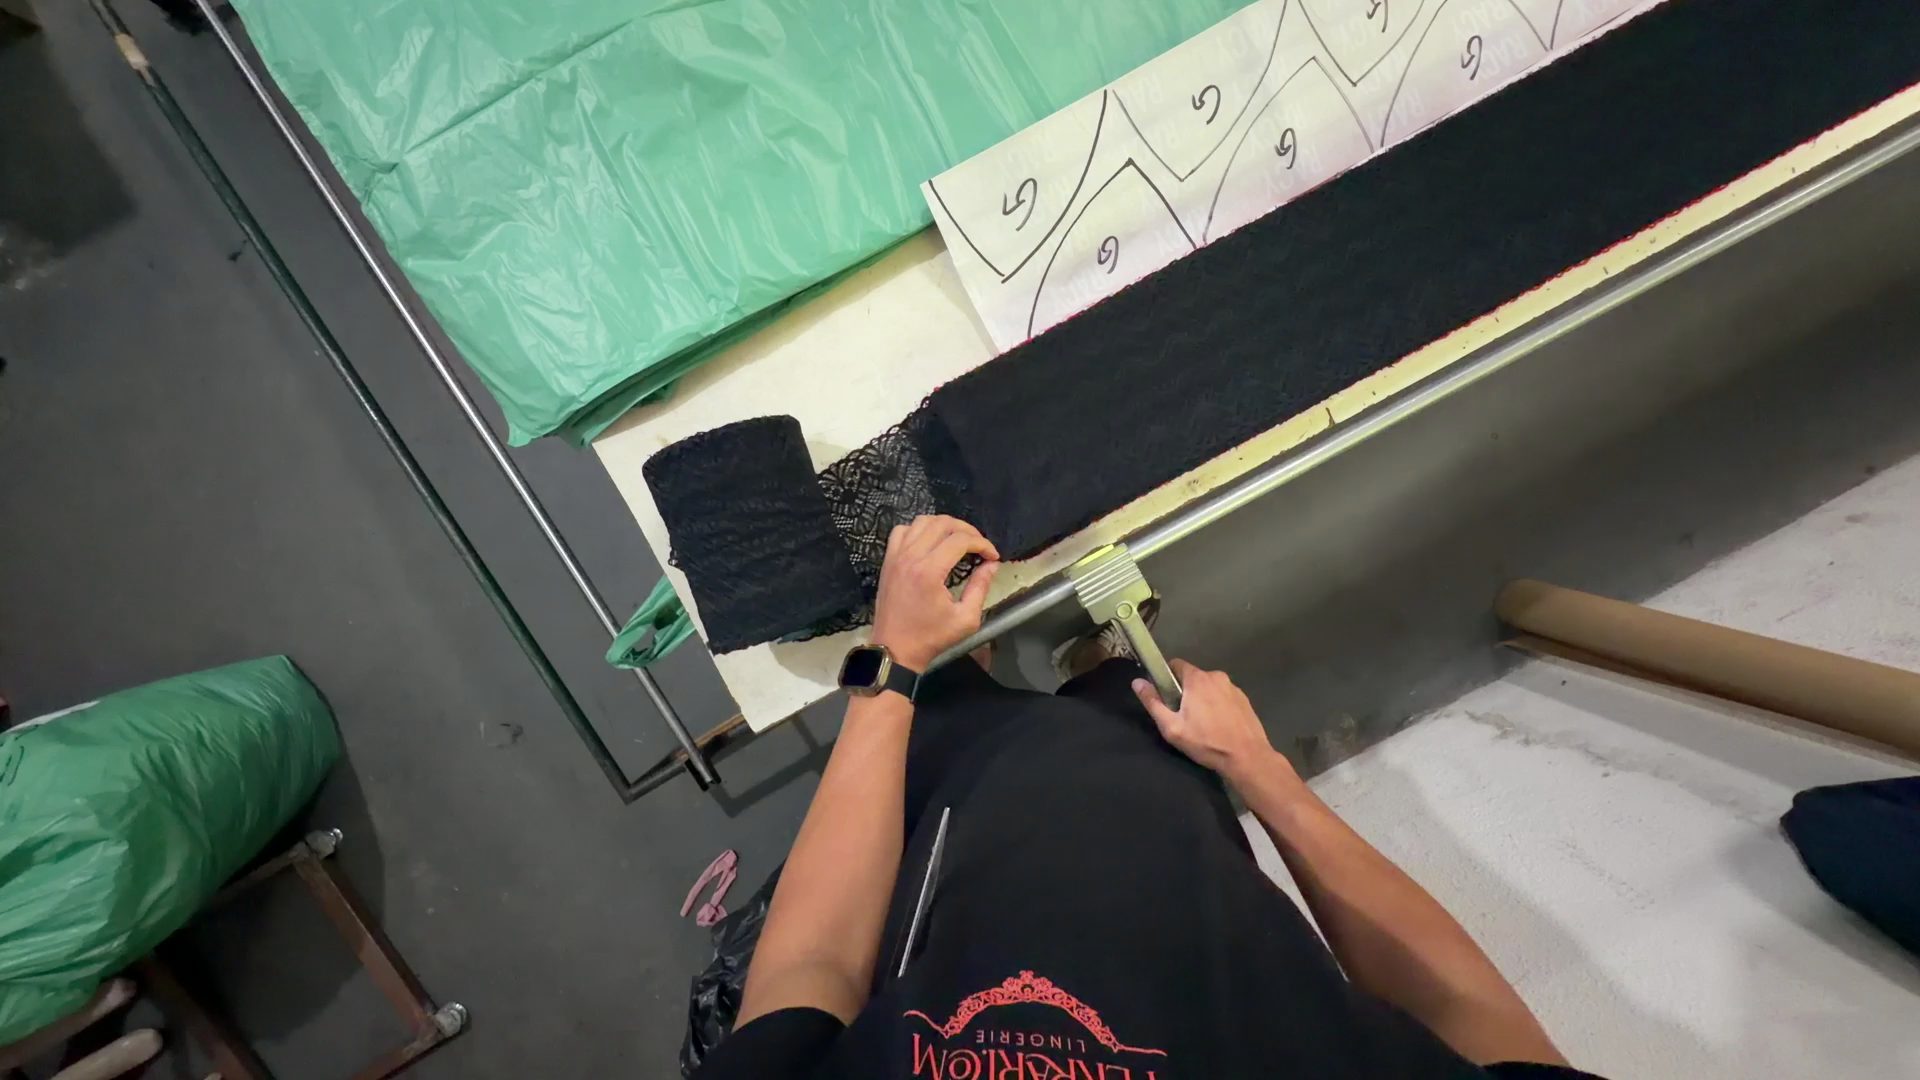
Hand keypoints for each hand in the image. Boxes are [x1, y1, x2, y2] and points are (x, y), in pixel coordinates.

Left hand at [869, 516, 1000, 671]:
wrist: (894, 649)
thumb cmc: (931, 637)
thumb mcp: (965, 618)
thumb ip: (980, 587)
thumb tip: (991, 564)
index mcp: (929, 571)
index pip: (961, 540)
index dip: (983, 544)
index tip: (993, 557)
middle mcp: (910, 556)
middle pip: (942, 523)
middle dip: (967, 530)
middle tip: (979, 546)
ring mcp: (896, 556)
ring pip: (922, 521)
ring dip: (944, 526)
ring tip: (958, 540)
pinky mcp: (888, 560)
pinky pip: (902, 531)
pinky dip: (919, 529)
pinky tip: (930, 542)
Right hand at [1133, 660, 1296, 787]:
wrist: (1247, 758)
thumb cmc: (1206, 742)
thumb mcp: (1172, 727)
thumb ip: (1153, 702)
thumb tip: (1137, 682)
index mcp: (1197, 679)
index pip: (1176, 664)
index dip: (1167, 677)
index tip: (1165, 695)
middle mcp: (1216, 677)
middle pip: (1193, 677)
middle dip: (1186, 691)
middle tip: (1183, 716)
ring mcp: (1233, 688)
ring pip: (1210, 687)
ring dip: (1204, 699)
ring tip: (1203, 724)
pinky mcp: (1245, 700)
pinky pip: (1224, 696)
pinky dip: (1219, 706)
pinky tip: (1220, 726)